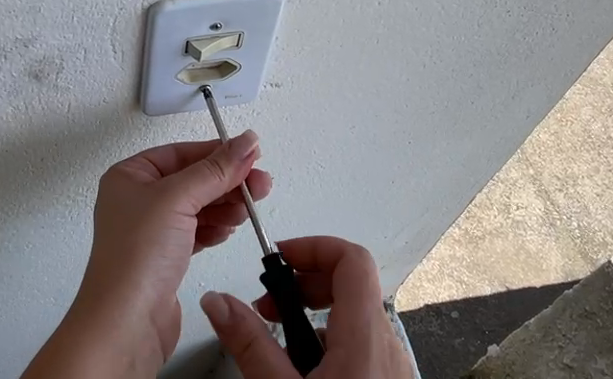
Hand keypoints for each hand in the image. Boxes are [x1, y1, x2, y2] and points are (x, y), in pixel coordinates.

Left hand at [21, 132, 271, 378]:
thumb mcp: (178, 198)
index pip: (180, 152)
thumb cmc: (136, 257)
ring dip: (224, 204)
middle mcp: (137, 200)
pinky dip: (215, 227)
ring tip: (248, 207)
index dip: (216, 152)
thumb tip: (244, 142)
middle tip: (260, 183)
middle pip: (192, 179)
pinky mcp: (165, 258)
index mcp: (130, 176)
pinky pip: (196, 232)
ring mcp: (151, 231)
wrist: (127, 323)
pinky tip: (229, 227)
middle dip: (226, 181)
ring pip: (197, 206)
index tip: (249, 153)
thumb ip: (216, 170)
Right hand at [200, 236, 412, 378]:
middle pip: (353, 282)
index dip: (313, 246)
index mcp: (365, 340)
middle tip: (270, 302)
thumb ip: (250, 344)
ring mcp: (394, 370)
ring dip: (316, 311)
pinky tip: (305, 370)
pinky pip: (365, 344)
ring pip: (358, 315)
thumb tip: (218, 302)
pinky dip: (332, 338)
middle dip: (306, 280)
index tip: (279, 259)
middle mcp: (388, 348)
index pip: (351, 259)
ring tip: (280, 340)